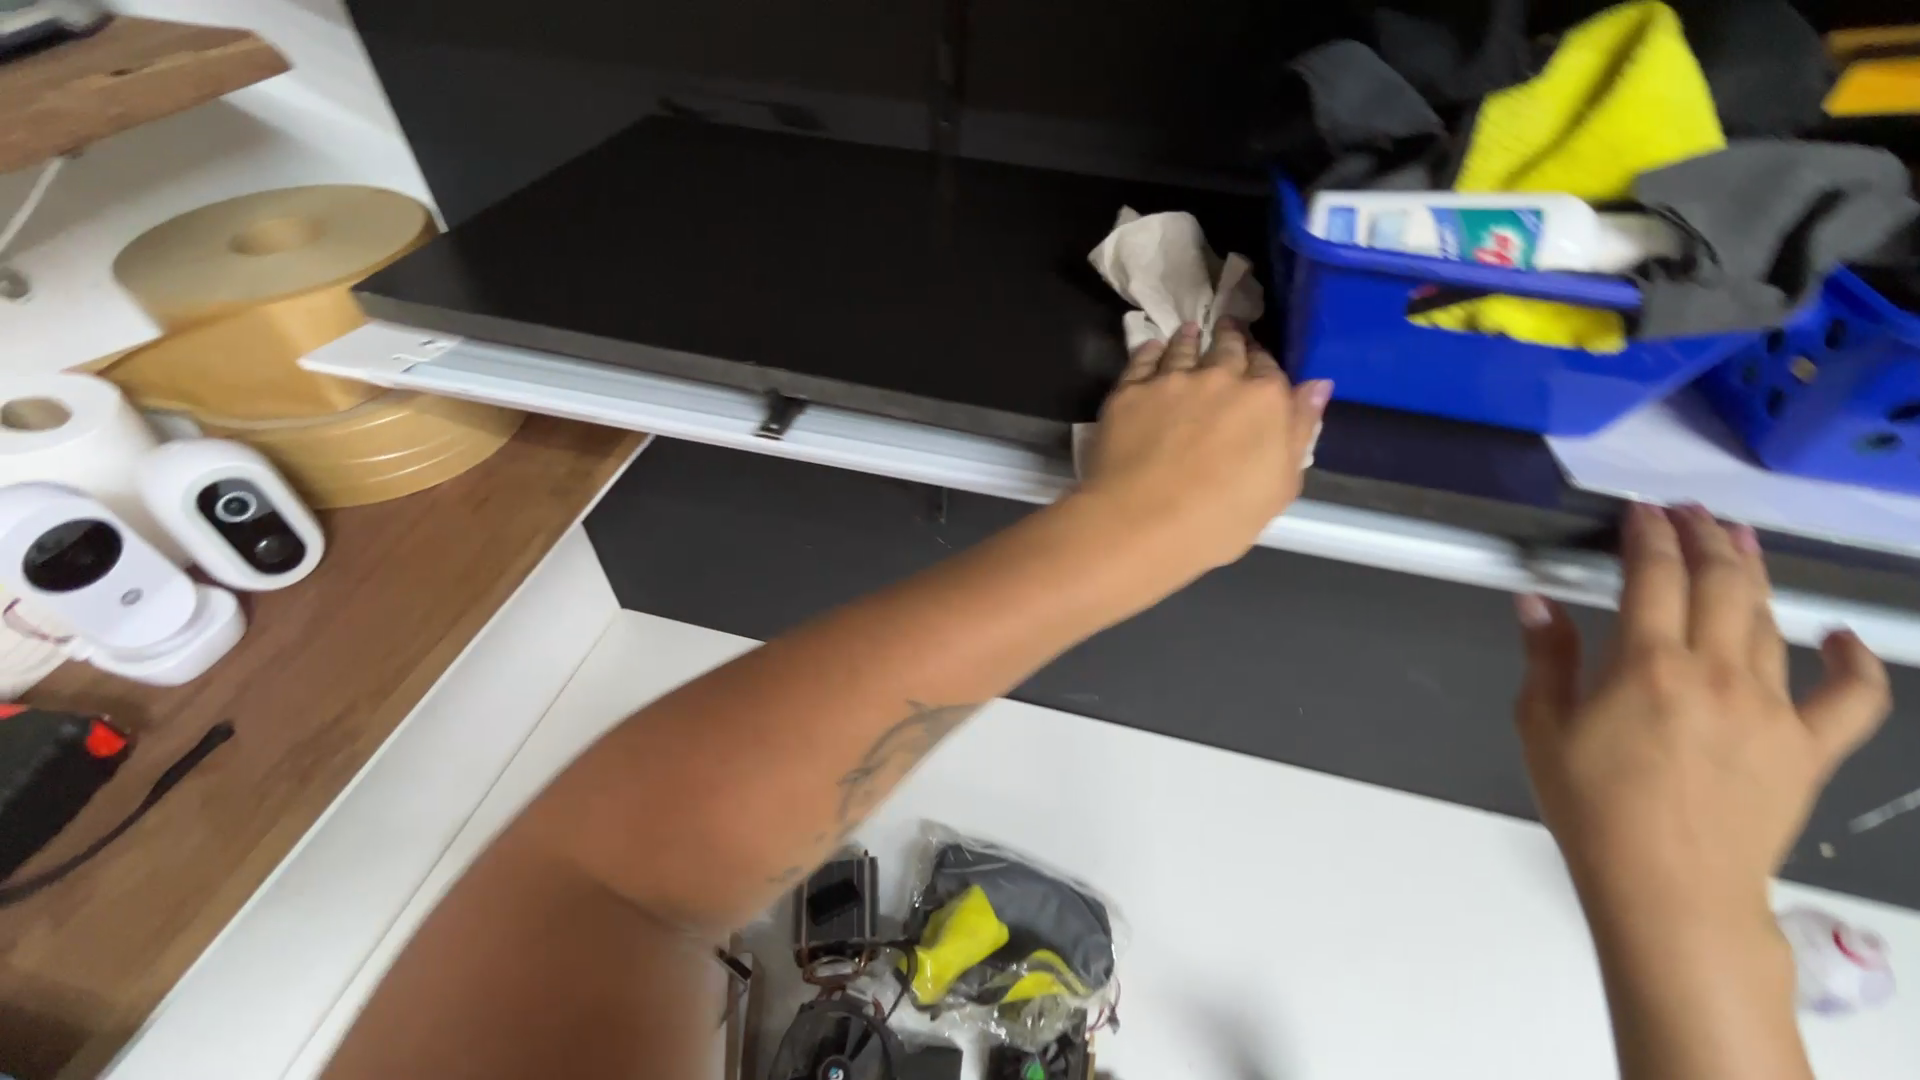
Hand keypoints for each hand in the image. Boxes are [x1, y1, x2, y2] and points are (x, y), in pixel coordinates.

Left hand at [1075, 321, 1329, 571]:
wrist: (1141, 522)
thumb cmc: (1220, 519)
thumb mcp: (1279, 487)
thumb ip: (1299, 431)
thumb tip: (1316, 386)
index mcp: (1265, 400)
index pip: (1269, 369)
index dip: (1263, 364)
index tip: (1258, 360)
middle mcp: (1220, 378)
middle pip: (1228, 349)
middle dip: (1231, 339)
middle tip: (1228, 328)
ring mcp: (1171, 381)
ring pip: (1183, 348)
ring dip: (1189, 338)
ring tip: (1189, 331)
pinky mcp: (1128, 392)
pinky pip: (1141, 360)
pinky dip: (1150, 350)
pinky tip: (1152, 347)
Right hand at [1513, 504, 1890, 922]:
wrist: (1668, 885)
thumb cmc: (1590, 804)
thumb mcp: (1541, 726)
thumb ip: (1545, 657)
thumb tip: (1535, 601)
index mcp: (1646, 666)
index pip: (1654, 577)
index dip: (1649, 536)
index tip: (1642, 512)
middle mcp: (1717, 674)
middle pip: (1721, 585)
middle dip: (1705, 539)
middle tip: (1691, 514)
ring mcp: (1773, 709)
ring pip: (1771, 623)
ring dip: (1754, 576)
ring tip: (1740, 543)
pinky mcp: (1808, 748)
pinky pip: (1851, 699)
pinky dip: (1854, 663)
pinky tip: (1840, 638)